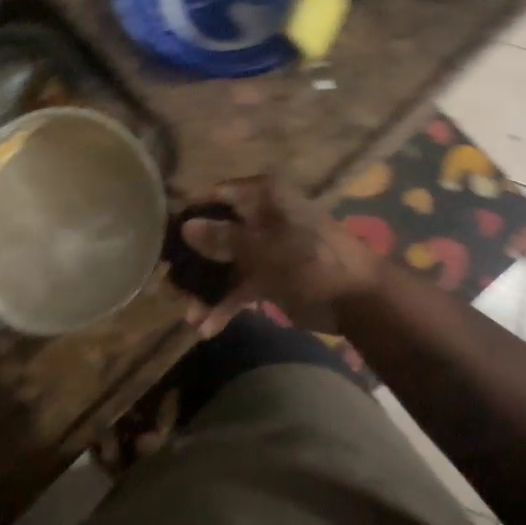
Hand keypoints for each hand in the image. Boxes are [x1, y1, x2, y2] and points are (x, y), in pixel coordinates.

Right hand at [177, 175, 381, 336]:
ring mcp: (265, 249)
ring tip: (189, 318)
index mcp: (262, 196)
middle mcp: (260, 216)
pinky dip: (225, 306)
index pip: (216, 196)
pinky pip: (240, 288)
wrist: (359, 299)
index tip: (166, 239)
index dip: (191, 216)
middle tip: (170, 287)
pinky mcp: (271, 278)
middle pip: (216, 234)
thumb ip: (222, 238)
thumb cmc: (311, 258)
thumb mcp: (263, 247)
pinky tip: (207, 328)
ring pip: (225, 265)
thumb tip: (185, 226)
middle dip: (194, 264)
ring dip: (207, 292)